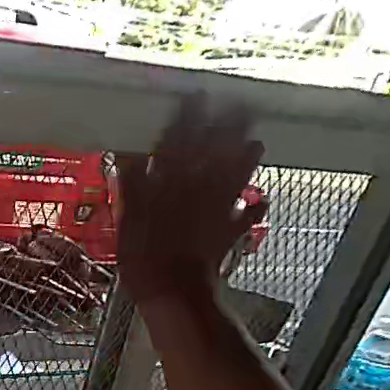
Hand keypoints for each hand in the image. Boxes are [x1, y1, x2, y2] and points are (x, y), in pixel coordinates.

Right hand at [114, 96, 266, 305]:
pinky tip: (262, 201)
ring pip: (236, 178)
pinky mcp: (228, 233)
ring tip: (258, 143)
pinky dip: (255, 208)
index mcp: (171, 183)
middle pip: (216, 153)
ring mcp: (218, 211)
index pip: (179, 143)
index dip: (188, 118)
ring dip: (247, 161)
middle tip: (241, 104)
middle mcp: (199, 190)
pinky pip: (246, 218)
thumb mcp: (128, 221)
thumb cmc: (145, 260)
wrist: (177, 293)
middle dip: (227, 128)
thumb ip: (131, 186)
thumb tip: (126, 155)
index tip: (196, 95)